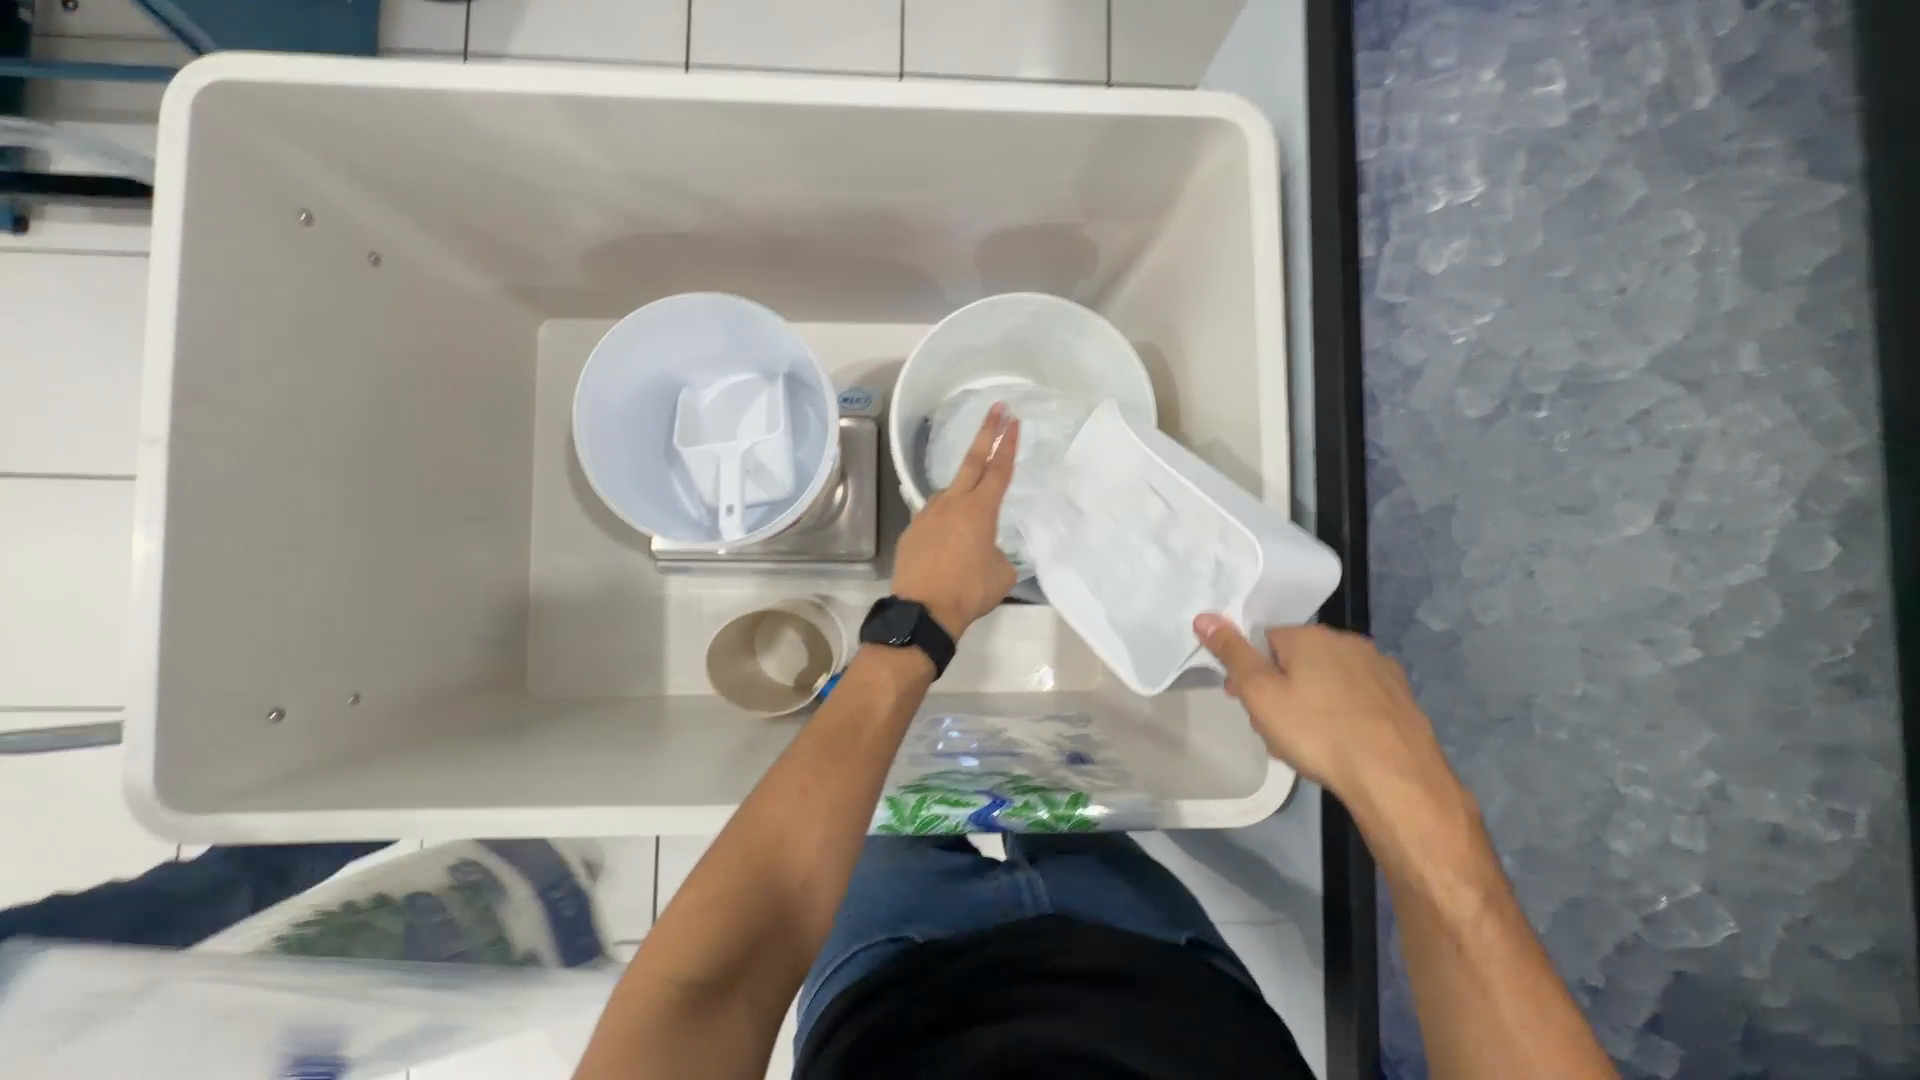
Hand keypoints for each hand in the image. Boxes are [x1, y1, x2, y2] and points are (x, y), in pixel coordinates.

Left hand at [892, 404, 1020, 637]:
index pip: (999, 469)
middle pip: (972, 461)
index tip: (1013, 420)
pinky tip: (946, 546)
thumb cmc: (969, 591)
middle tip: (997, 409)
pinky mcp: (911, 531)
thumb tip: (986, 551)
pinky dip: (943, 526)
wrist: (923, 611)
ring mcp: (927, 515)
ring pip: (949, 496)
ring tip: (969, 526)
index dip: (1008, 444)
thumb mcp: (1001, 575)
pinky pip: (932, 521)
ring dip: (961, 498)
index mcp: (980, 510)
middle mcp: (952, 503)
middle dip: (987, 432)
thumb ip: (997, 554)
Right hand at [1193, 616, 1462, 813]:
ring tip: (1308, 742)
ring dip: (1312, 700)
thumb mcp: (1260, 694)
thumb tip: (1204, 617)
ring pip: (1327, 678)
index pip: (1264, 640)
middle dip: (1281, 687)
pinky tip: (1342, 741)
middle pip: (1296, 658)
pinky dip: (1344, 711)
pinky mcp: (1400, 694)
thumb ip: (1232, 653)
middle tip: (1274, 728)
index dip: (1249, 670)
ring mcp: (1378, 667)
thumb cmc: (1317, 732)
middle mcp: (1346, 641)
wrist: (1394, 776)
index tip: (1245, 702)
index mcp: (1309, 635)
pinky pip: (1356, 696)